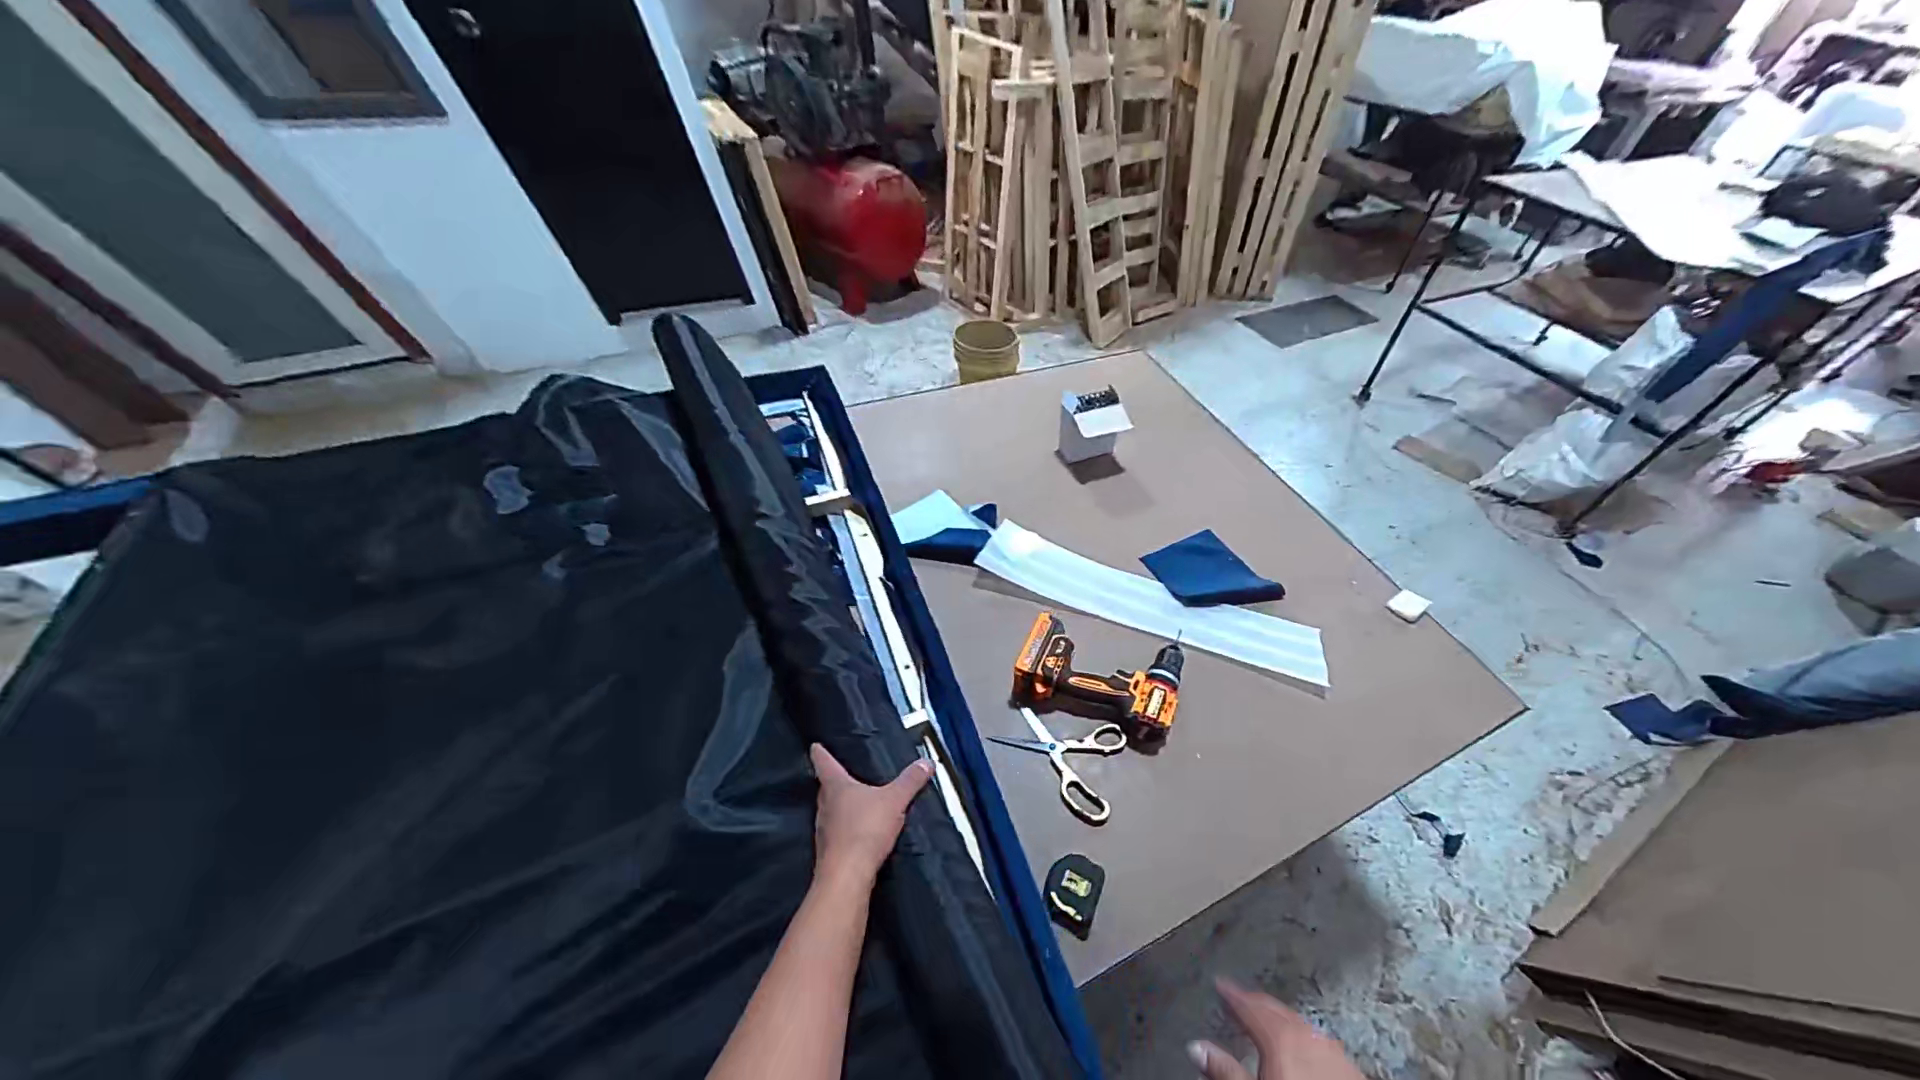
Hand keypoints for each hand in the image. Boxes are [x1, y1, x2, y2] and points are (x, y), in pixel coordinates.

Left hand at [809, 744, 932, 882]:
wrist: (847, 876)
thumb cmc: (865, 829)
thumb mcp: (894, 800)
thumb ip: (910, 781)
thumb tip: (926, 761)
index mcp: (835, 786)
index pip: (823, 762)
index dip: (820, 752)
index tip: (816, 745)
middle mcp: (824, 805)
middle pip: (826, 787)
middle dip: (834, 780)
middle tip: (845, 772)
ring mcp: (824, 829)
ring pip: (831, 810)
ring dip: (841, 806)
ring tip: (857, 802)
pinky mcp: (830, 851)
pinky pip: (838, 832)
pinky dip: (847, 828)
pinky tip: (860, 832)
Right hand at [1187, 978, 1365, 1079]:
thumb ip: (1224, 1069)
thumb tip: (1195, 1047)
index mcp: (1280, 1038)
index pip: (1248, 1005)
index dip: (1230, 993)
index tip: (1219, 983)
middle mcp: (1306, 1036)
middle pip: (1273, 1008)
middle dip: (1253, 1001)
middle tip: (1237, 996)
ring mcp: (1331, 1051)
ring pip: (1298, 1022)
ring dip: (1278, 1016)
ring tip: (1266, 1018)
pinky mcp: (1349, 1068)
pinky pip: (1319, 1040)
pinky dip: (1302, 1034)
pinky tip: (1303, 1045)